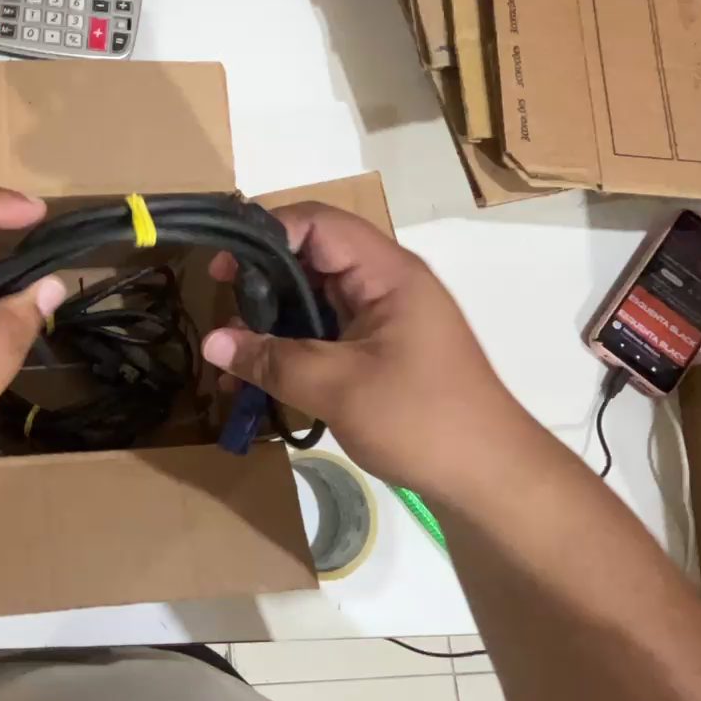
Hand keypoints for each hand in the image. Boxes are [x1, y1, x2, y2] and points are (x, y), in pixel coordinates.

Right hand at [204, 202, 536, 498]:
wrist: (489, 477)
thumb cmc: (422, 421)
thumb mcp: (337, 388)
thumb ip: (271, 361)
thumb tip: (210, 342)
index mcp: (386, 273)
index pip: (317, 223)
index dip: (265, 233)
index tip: (224, 267)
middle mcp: (383, 284)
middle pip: (310, 257)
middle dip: (260, 279)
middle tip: (221, 306)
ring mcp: (380, 318)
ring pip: (312, 299)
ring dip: (270, 320)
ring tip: (229, 348)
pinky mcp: (375, 349)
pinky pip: (321, 333)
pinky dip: (288, 348)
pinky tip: (255, 376)